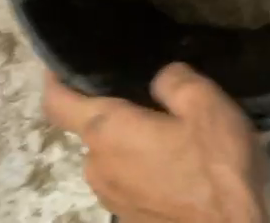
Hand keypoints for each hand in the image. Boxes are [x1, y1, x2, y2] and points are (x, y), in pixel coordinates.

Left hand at [42, 64, 265, 222]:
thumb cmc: (214, 165)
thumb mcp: (204, 102)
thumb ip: (173, 78)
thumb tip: (158, 79)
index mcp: (107, 131)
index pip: (58, 104)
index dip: (55, 79)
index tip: (62, 62)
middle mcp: (98, 166)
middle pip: (91, 127)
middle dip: (114, 107)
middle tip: (149, 89)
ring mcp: (112, 197)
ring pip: (111, 154)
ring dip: (131, 137)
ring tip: (168, 125)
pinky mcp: (130, 217)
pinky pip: (126, 177)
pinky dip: (142, 162)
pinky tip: (176, 160)